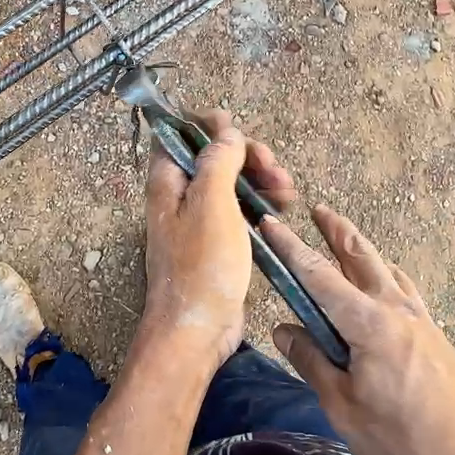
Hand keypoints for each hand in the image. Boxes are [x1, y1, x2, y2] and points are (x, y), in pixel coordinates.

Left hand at [139, 112, 295, 369]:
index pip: (178, 132)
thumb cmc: (201, 265)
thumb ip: (218, 161)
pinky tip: (282, 207)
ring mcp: (199, 218)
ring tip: (287, 190)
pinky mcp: (218, 240)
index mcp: (168, 180)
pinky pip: (240, 208)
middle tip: (273, 166)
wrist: (197, 330)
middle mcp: (179, 194)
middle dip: (245, 153)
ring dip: (259, 177)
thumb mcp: (212, 204)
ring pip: (231, 181)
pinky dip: (260, 202)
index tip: (236, 127)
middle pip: (212, 155)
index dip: (206, 124)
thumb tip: (226, 131)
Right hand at [264, 207, 454, 454]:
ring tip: (348, 242)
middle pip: (362, 257)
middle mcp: (397, 311)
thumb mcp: (345, 410)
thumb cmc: (407, 446)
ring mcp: (423, 324)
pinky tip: (385, 290)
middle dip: (337, 230)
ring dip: (363, 251)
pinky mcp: (438, 342)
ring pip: (388, 270)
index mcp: (369, 323)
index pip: (318, 274)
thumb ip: (313, 364)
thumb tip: (284, 330)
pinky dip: (387, 276)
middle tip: (319, 209)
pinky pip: (406, 292)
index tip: (268, 221)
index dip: (289, 246)